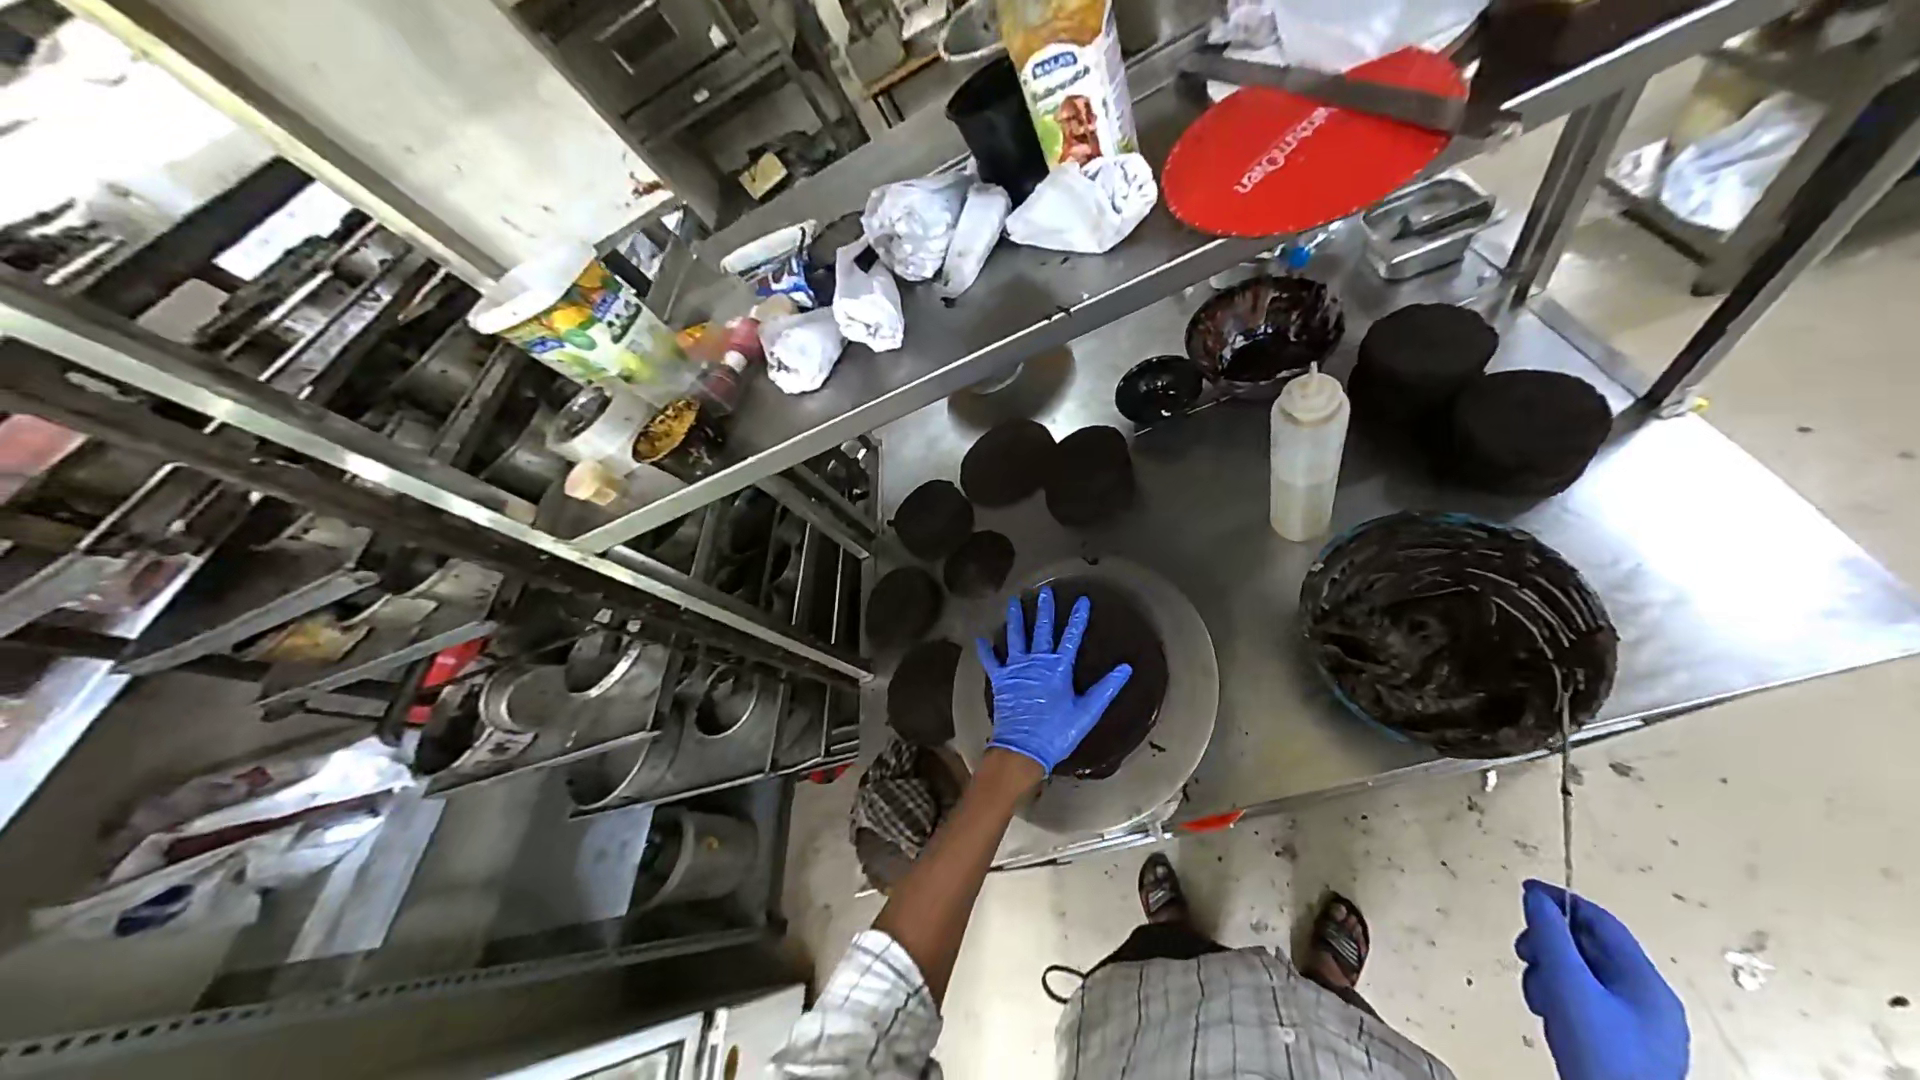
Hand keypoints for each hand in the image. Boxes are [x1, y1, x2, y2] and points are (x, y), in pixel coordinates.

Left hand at [975, 586, 1131, 773]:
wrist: (1023, 747)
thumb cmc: (1058, 732)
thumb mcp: (1087, 712)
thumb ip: (1106, 688)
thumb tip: (1126, 668)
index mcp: (1059, 667)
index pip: (1072, 636)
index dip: (1078, 617)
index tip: (1082, 599)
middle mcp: (1036, 661)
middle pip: (1042, 629)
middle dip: (1045, 609)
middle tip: (1045, 591)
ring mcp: (1016, 669)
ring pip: (1016, 636)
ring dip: (1015, 618)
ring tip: (1014, 601)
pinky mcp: (1000, 680)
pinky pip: (991, 660)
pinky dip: (986, 649)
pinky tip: (981, 638)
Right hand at [1516, 880, 1688, 1079]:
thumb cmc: (1599, 1049)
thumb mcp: (1568, 985)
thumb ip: (1550, 935)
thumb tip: (1535, 895)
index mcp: (1646, 982)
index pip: (1602, 922)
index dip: (1561, 900)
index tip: (1523, 890)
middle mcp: (1648, 999)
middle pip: (1589, 948)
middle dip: (1549, 944)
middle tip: (1523, 954)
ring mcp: (1638, 1025)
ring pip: (1582, 975)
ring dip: (1550, 974)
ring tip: (1538, 996)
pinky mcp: (1623, 1043)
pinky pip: (1585, 1001)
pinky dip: (1560, 997)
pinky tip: (1549, 1015)